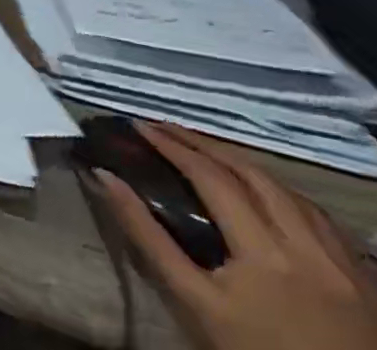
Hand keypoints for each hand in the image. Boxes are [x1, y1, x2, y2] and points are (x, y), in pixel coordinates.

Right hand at [92, 120, 376, 349]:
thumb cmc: (250, 344)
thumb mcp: (191, 296)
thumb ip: (146, 234)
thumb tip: (103, 176)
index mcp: (267, 251)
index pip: (214, 179)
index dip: (173, 147)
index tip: (138, 126)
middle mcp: (312, 247)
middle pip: (258, 178)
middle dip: (207, 145)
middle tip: (165, 128)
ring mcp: (347, 261)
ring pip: (294, 193)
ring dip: (245, 164)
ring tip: (207, 151)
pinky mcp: (363, 275)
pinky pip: (321, 217)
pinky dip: (282, 191)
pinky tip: (266, 191)